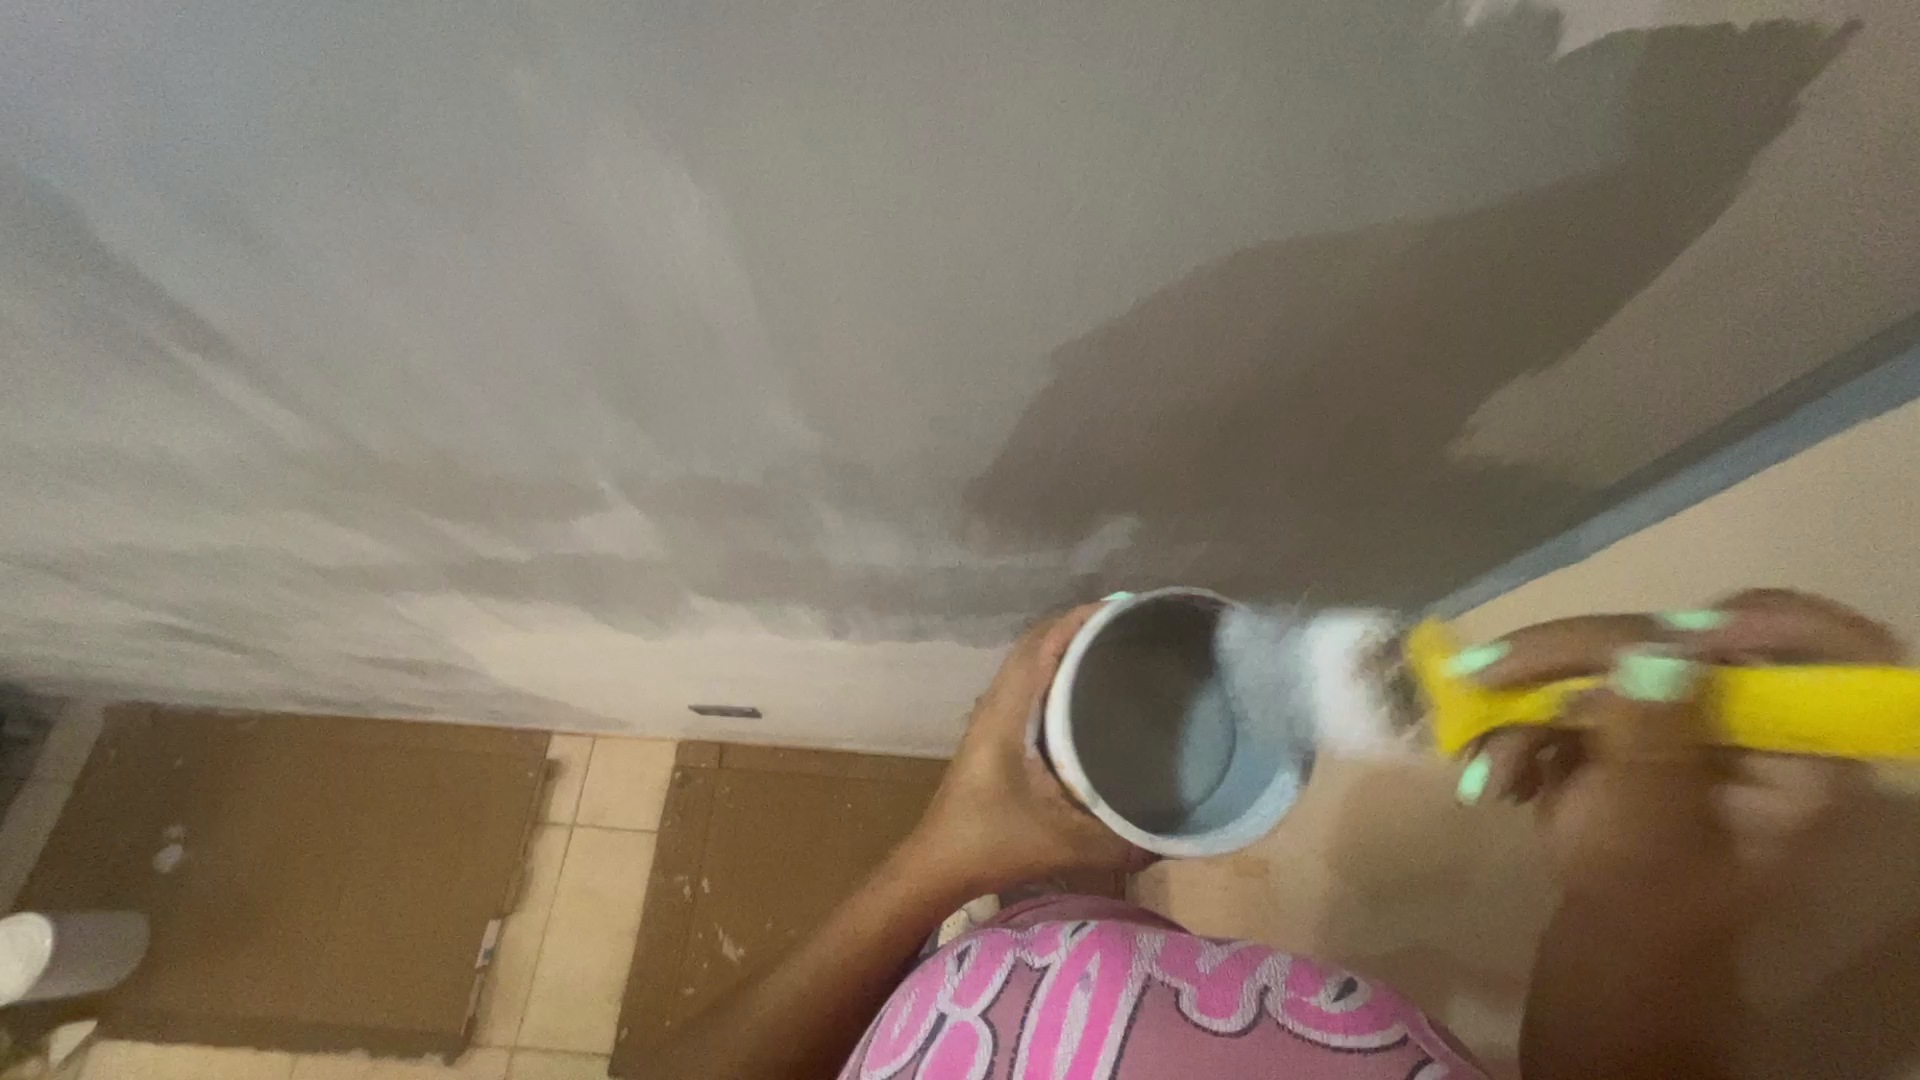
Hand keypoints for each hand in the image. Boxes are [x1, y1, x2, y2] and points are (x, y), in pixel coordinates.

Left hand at [903, 604, 1154, 895]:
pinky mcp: (993, 730)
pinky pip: (1025, 681)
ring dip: (1063, 644)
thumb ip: (1122, 842)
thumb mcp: (1066, 844)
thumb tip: (1177, 838)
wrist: (939, 862)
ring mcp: (991, 714)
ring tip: (1111, 645)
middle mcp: (996, 701)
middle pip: (1035, 642)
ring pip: (1028, 660)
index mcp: (1008, 711)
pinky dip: (1052, 668)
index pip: (1042, 644)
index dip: (1080, 619)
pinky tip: (1082, 687)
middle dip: (1079, 625)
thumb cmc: (993, 843)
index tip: (1124, 609)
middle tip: (1130, 625)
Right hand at [1462, 590, 1903, 921]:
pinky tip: (1496, 772)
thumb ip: (1653, 744)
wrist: (1610, 928)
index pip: (1819, 649)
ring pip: (1589, 662)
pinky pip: (1557, 688)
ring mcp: (1672, 710)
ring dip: (1518, 705)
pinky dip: (1514, 723)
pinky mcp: (1619, 714)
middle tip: (1482, 675)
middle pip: (1660, 641)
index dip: (1756, 623)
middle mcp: (1740, 712)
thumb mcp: (1652, 829)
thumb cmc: (1648, 897)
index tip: (1667, 637)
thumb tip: (1651, 650)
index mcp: (1794, 746)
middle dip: (1558, 660)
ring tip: (1482, 764)